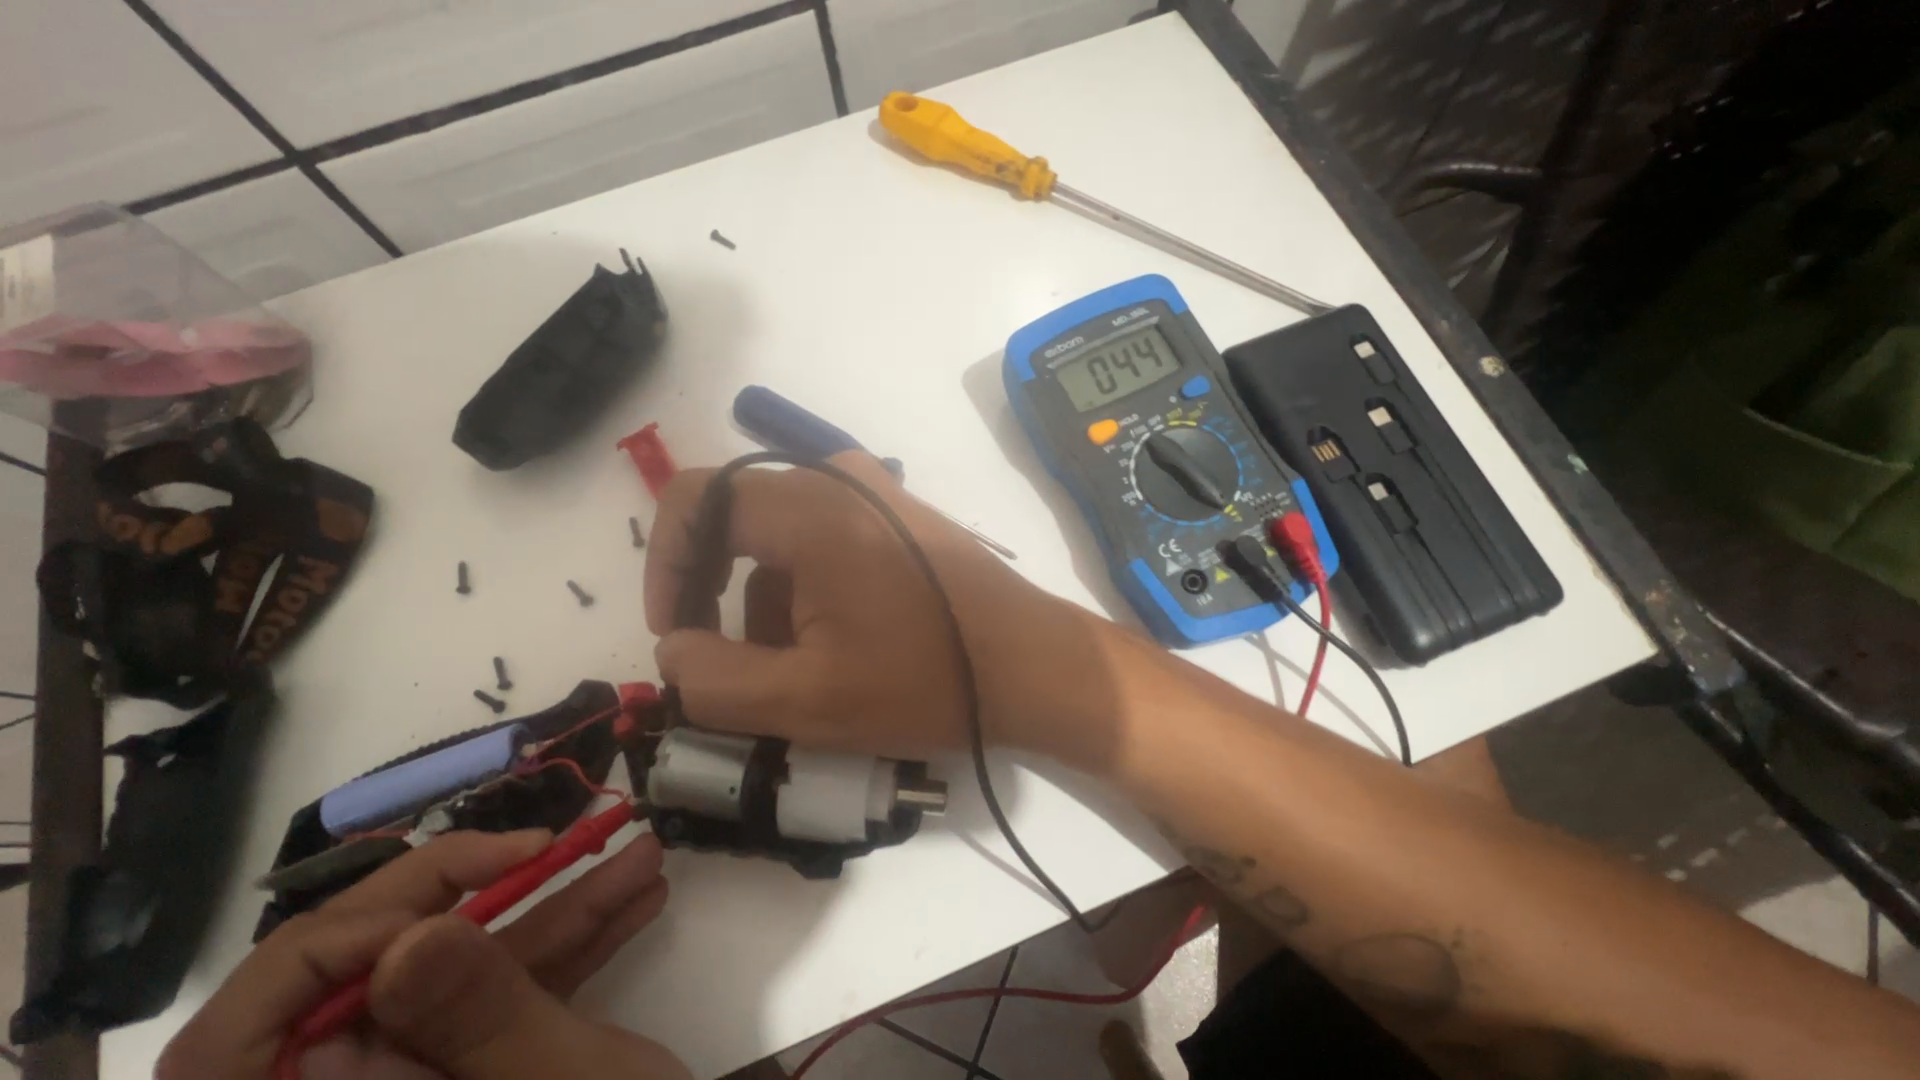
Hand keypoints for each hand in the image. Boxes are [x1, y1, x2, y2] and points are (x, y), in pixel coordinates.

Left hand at [159, 830, 689, 1079]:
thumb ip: (481, 1016)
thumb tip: (405, 935)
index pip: (233, 1045)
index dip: (316, 955)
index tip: (434, 908)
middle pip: (367, 981)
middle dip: (466, 897)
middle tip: (549, 840)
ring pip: (464, 978)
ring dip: (553, 906)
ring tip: (634, 847)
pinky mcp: (494, 1071)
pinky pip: (513, 995)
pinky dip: (574, 942)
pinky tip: (639, 894)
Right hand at [645, 453, 1174, 771]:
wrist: (1035, 666)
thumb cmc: (925, 682)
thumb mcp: (806, 701)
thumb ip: (714, 679)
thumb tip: (674, 647)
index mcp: (811, 508)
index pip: (693, 500)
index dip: (666, 566)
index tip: (678, 633)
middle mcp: (840, 479)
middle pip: (736, 518)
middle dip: (717, 593)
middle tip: (726, 661)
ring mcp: (878, 492)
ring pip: (781, 536)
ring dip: (767, 602)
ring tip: (801, 669)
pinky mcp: (901, 517)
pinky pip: (824, 539)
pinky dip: (808, 589)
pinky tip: (840, 645)